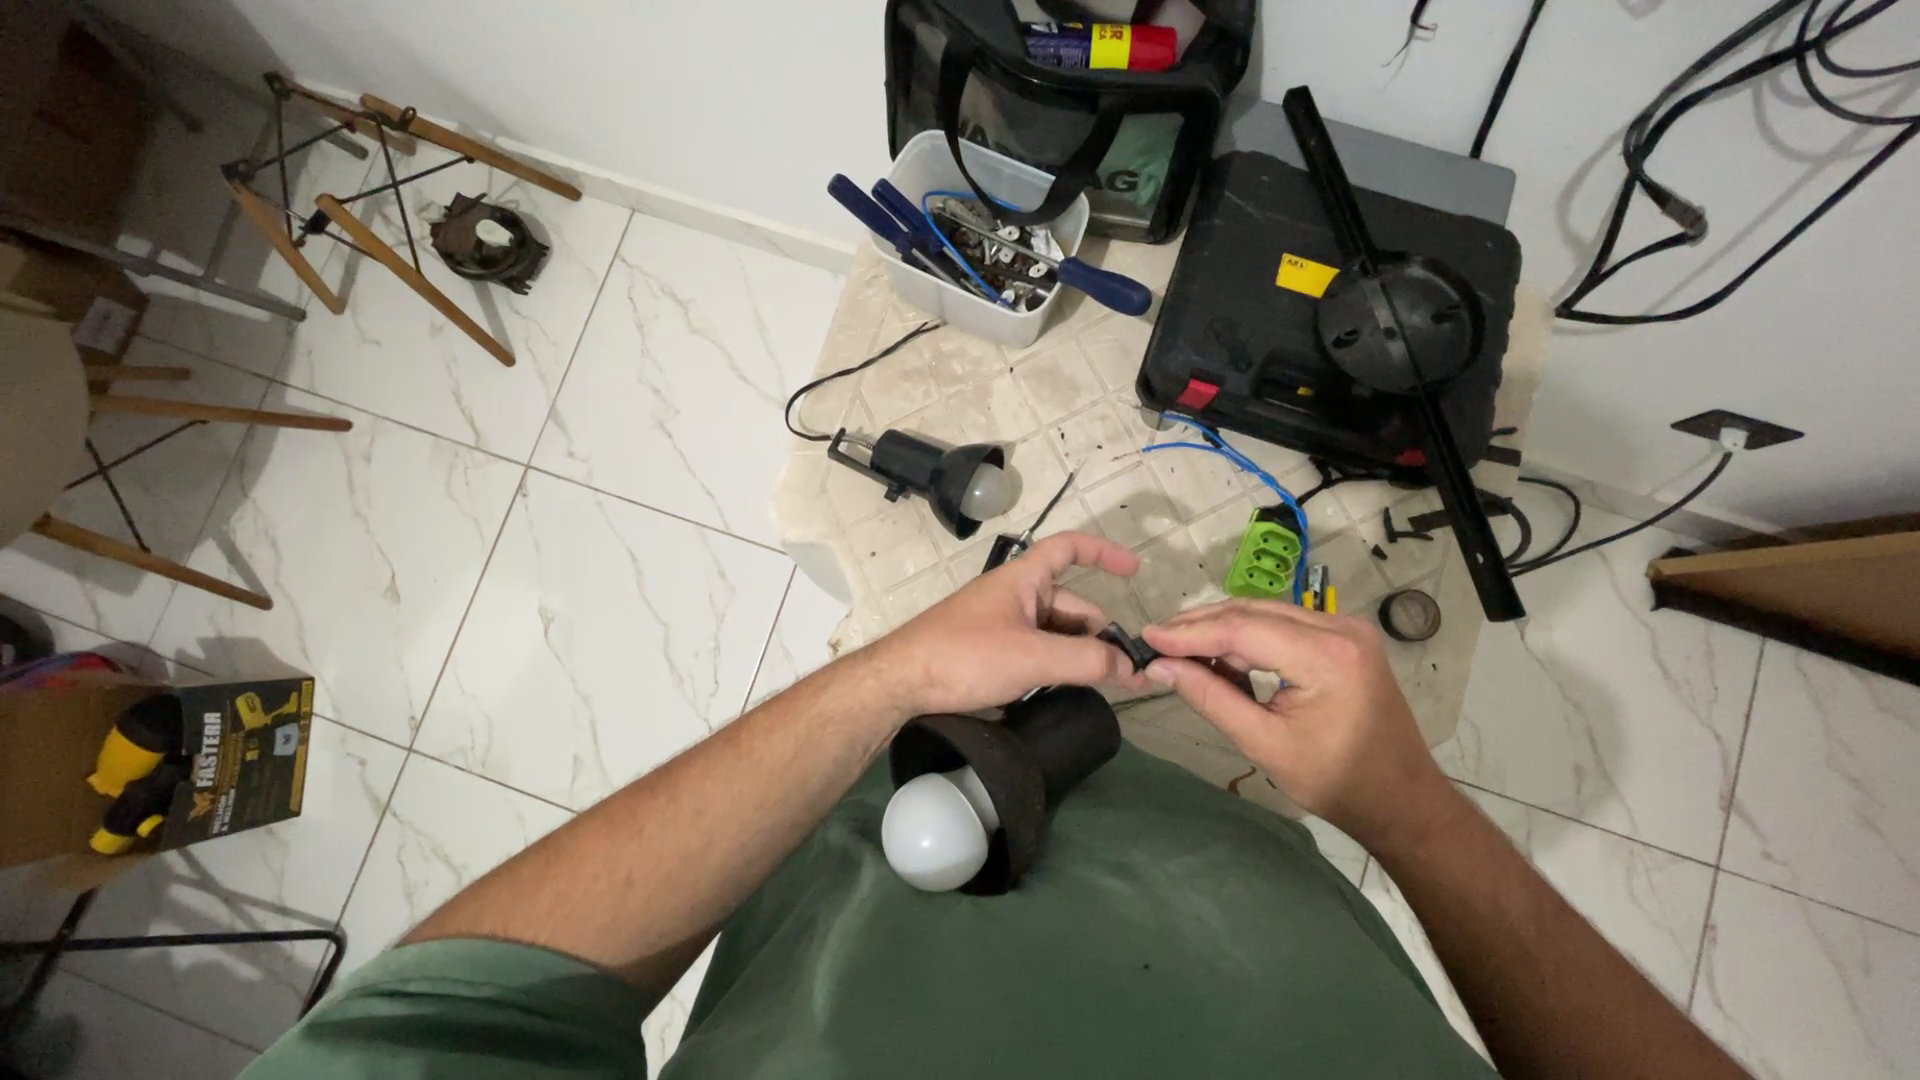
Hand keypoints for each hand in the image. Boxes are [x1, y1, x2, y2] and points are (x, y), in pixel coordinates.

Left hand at [867, 532, 1149, 717]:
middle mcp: (1014, 596)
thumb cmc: (963, 656)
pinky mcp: (990, 652)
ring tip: (1092, 689)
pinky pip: (1034, 652)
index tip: (1135, 570)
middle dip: (1096, 636)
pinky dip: (1052, 668)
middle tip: (1122, 676)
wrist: (899, 684)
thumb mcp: (1031, 657)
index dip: (1104, 553)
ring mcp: (1001, 625)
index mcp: (1022, 578)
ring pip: (1054, 635)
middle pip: (1071, 606)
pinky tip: (1059, 694)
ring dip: (1074, 656)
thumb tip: (1131, 667)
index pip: (1069, 548)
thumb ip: (1086, 661)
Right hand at [1141, 600, 1456, 855]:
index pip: (1241, 629)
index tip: (1147, 638)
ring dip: (1221, 628)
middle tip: (1156, 642)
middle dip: (1199, 625)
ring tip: (1180, 650)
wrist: (1402, 798)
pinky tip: (1222, 656)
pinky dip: (1247, 636)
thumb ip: (1210, 698)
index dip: (1189, 633)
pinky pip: (1282, 623)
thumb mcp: (1264, 744)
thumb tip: (1159, 667)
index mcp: (1325, 656)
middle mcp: (1338, 628)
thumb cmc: (1335, 780)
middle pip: (1251, 611)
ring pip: (1265, 613)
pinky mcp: (1343, 637)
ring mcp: (1345, 628)